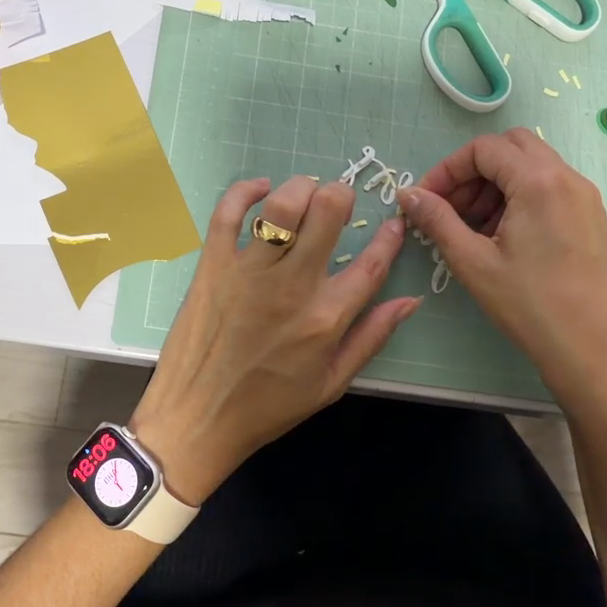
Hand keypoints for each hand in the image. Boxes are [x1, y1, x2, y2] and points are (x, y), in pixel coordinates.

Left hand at [130, 175, 420, 504]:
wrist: (197, 419)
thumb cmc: (267, 407)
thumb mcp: (331, 384)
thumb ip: (371, 338)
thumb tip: (409, 301)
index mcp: (326, 317)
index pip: (372, 263)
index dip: (389, 238)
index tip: (393, 225)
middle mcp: (291, 285)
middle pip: (328, 212)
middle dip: (342, 196)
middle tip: (339, 203)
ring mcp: (248, 271)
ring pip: (282, 204)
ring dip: (301, 188)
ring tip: (305, 193)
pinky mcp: (212, 266)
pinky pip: (227, 213)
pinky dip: (244, 191)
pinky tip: (260, 189)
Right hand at [400, 129, 606, 405]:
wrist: (586, 345)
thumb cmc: (526, 303)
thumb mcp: (472, 261)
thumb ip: (437, 220)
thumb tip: (408, 194)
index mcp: (539, 181)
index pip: (484, 149)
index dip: (448, 170)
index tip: (427, 201)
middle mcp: (567, 177)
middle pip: (511, 147)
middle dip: (473, 172)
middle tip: (451, 210)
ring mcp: (584, 196)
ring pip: (531, 166)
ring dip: (495, 185)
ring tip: (474, 229)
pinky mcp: (591, 216)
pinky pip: (549, 187)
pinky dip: (519, 198)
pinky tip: (503, 238)